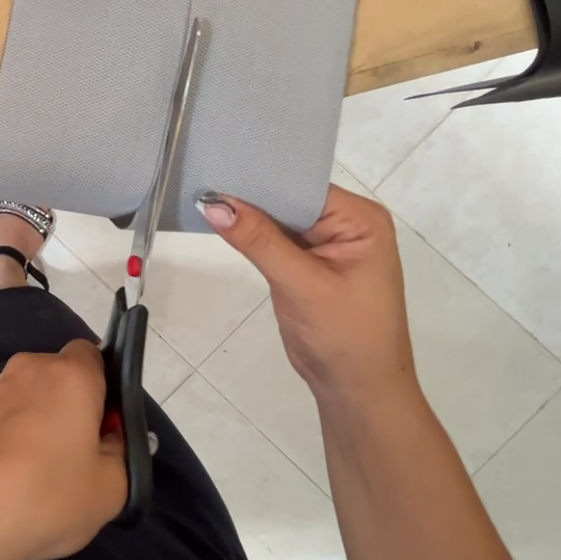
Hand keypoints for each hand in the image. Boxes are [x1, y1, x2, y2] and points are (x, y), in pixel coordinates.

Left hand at [0, 340, 126, 559]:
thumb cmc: (46, 494)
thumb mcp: (111, 486)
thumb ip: (123, 451)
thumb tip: (112, 436)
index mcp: (70, 373)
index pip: (96, 354)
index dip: (108, 387)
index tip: (111, 426)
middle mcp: (32, 366)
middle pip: (66, 375)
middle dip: (80, 407)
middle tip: (88, 456)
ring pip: (39, 395)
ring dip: (51, 421)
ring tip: (53, 473)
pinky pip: (15, 412)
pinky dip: (24, 432)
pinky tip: (24, 474)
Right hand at [199, 185, 415, 404]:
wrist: (358, 391)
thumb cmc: (345, 337)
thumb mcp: (301, 284)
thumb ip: (257, 240)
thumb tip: (211, 202)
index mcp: (360, 220)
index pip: (301, 186)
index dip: (260, 178)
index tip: (216, 168)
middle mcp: (347, 223)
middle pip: (287, 197)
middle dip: (248, 194)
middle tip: (200, 178)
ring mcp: (327, 242)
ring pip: (276, 216)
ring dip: (245, 213)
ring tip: (201, 193)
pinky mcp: (307, 260)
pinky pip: (274, 235)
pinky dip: (250, 232)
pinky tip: (220, 220)